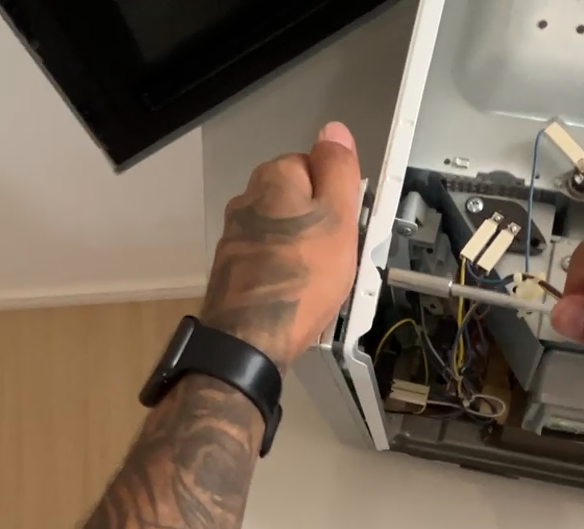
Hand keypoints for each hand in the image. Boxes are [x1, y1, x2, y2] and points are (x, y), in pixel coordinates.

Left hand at [200, 121, 363, 366]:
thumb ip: (339, 171)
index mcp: (274, 178)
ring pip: (285, 238)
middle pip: (299, 205)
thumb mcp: (338, 219)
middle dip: (321, 229)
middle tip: (341, 261)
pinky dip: (287, 279)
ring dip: (305, 257)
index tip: (350, 226)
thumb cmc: (300, 280)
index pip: (317, 168)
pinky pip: (272, 267)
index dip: (339, 198)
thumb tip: (335, 132)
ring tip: (323, 287)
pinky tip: (300, 301)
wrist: (251, 340)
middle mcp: (248, 202)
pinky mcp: (233, 273)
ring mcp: (236, 239)